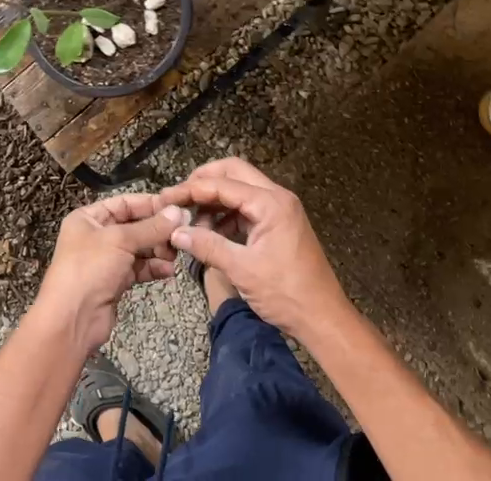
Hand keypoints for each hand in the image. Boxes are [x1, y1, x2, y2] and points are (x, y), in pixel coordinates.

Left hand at [28, 194, 187, 354]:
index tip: (175, 208)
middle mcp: (96, 236)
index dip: (149, 204)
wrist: (73, 320)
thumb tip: (178, 212)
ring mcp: (106, 260)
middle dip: (157, 230)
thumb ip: (151, 227)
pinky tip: (168, 270)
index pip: (123, 203)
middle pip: (133, 226)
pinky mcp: (115, 282)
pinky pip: (138, 269)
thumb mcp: (120, 240)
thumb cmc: (90, 268)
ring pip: (138, 248)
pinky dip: (153, 268)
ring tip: (175, 254)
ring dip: (158, 250)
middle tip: (181, 233)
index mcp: (88, 218)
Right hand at [158, 158, 349, 338]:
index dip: (191, 189)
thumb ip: (207, 246)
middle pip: (233, 172)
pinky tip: (211, 233)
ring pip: (240, 189)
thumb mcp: (242, 270)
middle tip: (178, 197)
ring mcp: (281, 210)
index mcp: (271, 203)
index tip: (166, 198)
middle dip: (203, 182)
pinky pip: (248, 207)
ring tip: (192, 222)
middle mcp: (277, 198)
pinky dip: (227, 214)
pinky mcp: (280, 224)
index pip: (222, 184)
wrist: (324, 319)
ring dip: (215, 199)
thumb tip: (175, 233)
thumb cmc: (286, 294)